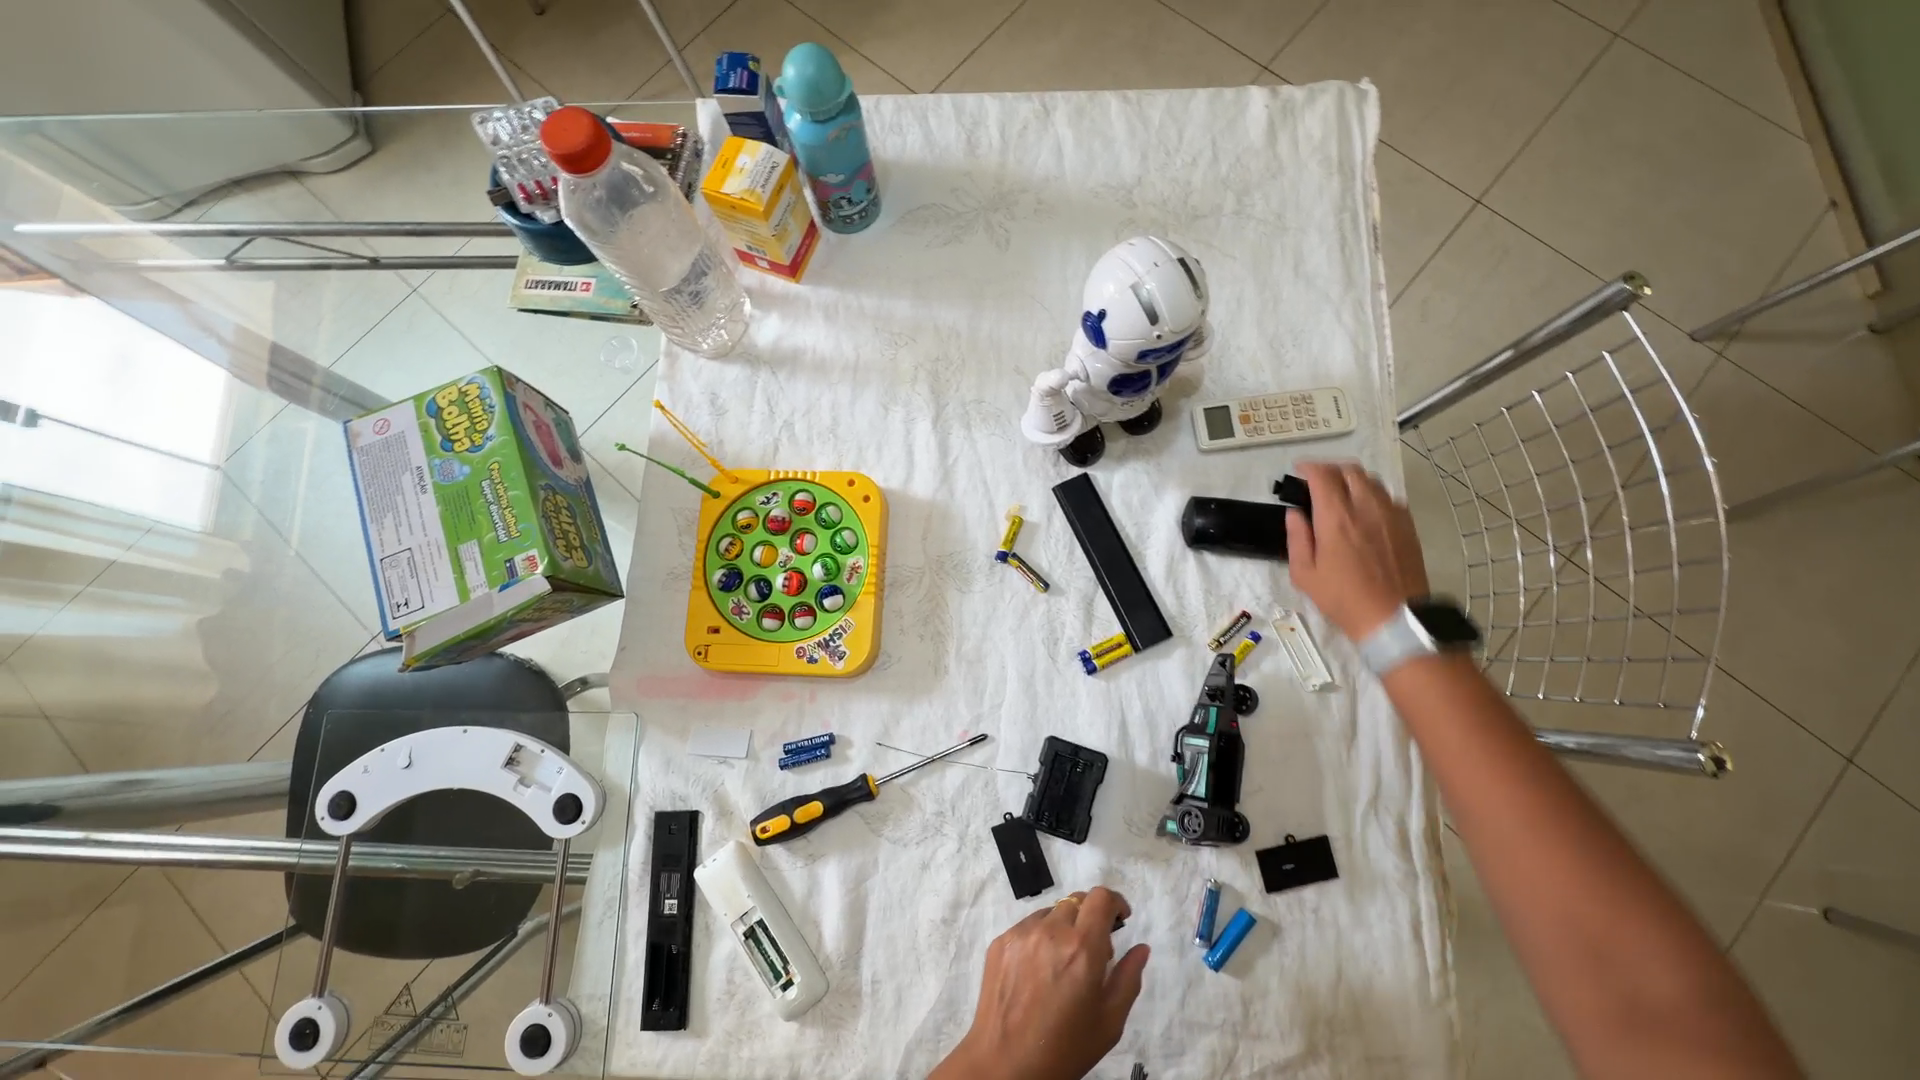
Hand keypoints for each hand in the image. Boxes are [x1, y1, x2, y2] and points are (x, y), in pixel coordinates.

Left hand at [931, 887, 1149, 1079]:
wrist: (1005, 1065)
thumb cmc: (1065, 1048)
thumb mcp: (1109, 1021)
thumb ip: (1129, 978)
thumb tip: (1140, 948)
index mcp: (1083, 948)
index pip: (1101, 898)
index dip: (1115, 903)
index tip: (1120, 920)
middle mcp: (1051, 931)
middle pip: (1077, 903)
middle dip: (1090, 919)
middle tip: (1092, 953)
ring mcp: (1021, 934)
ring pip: (1051, 913)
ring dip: (1063, 927)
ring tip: (1062, 965)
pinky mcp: (1000, 942)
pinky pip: (1027, 926)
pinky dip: (1040, 937)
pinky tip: (1038, 971)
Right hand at [1286, 462, 1429, 641]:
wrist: (1393, 617)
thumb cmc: (1343, 598)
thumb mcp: (1305, 574)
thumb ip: (1297, 538)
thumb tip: (1295, 514)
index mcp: (1336, 517)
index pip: (1322, 475)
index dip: (1308, 467)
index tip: (1298, 471)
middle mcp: (1366, 507)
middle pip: (1350, 470)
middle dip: (1330, 469)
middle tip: (1318, 481)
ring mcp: (1391, 514)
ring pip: (1372, 481)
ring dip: (1353, 480)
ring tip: (1342, 493)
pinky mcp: (1407, 525)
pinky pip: (1389, 497)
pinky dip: (1373, 495)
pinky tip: (1366, 512)